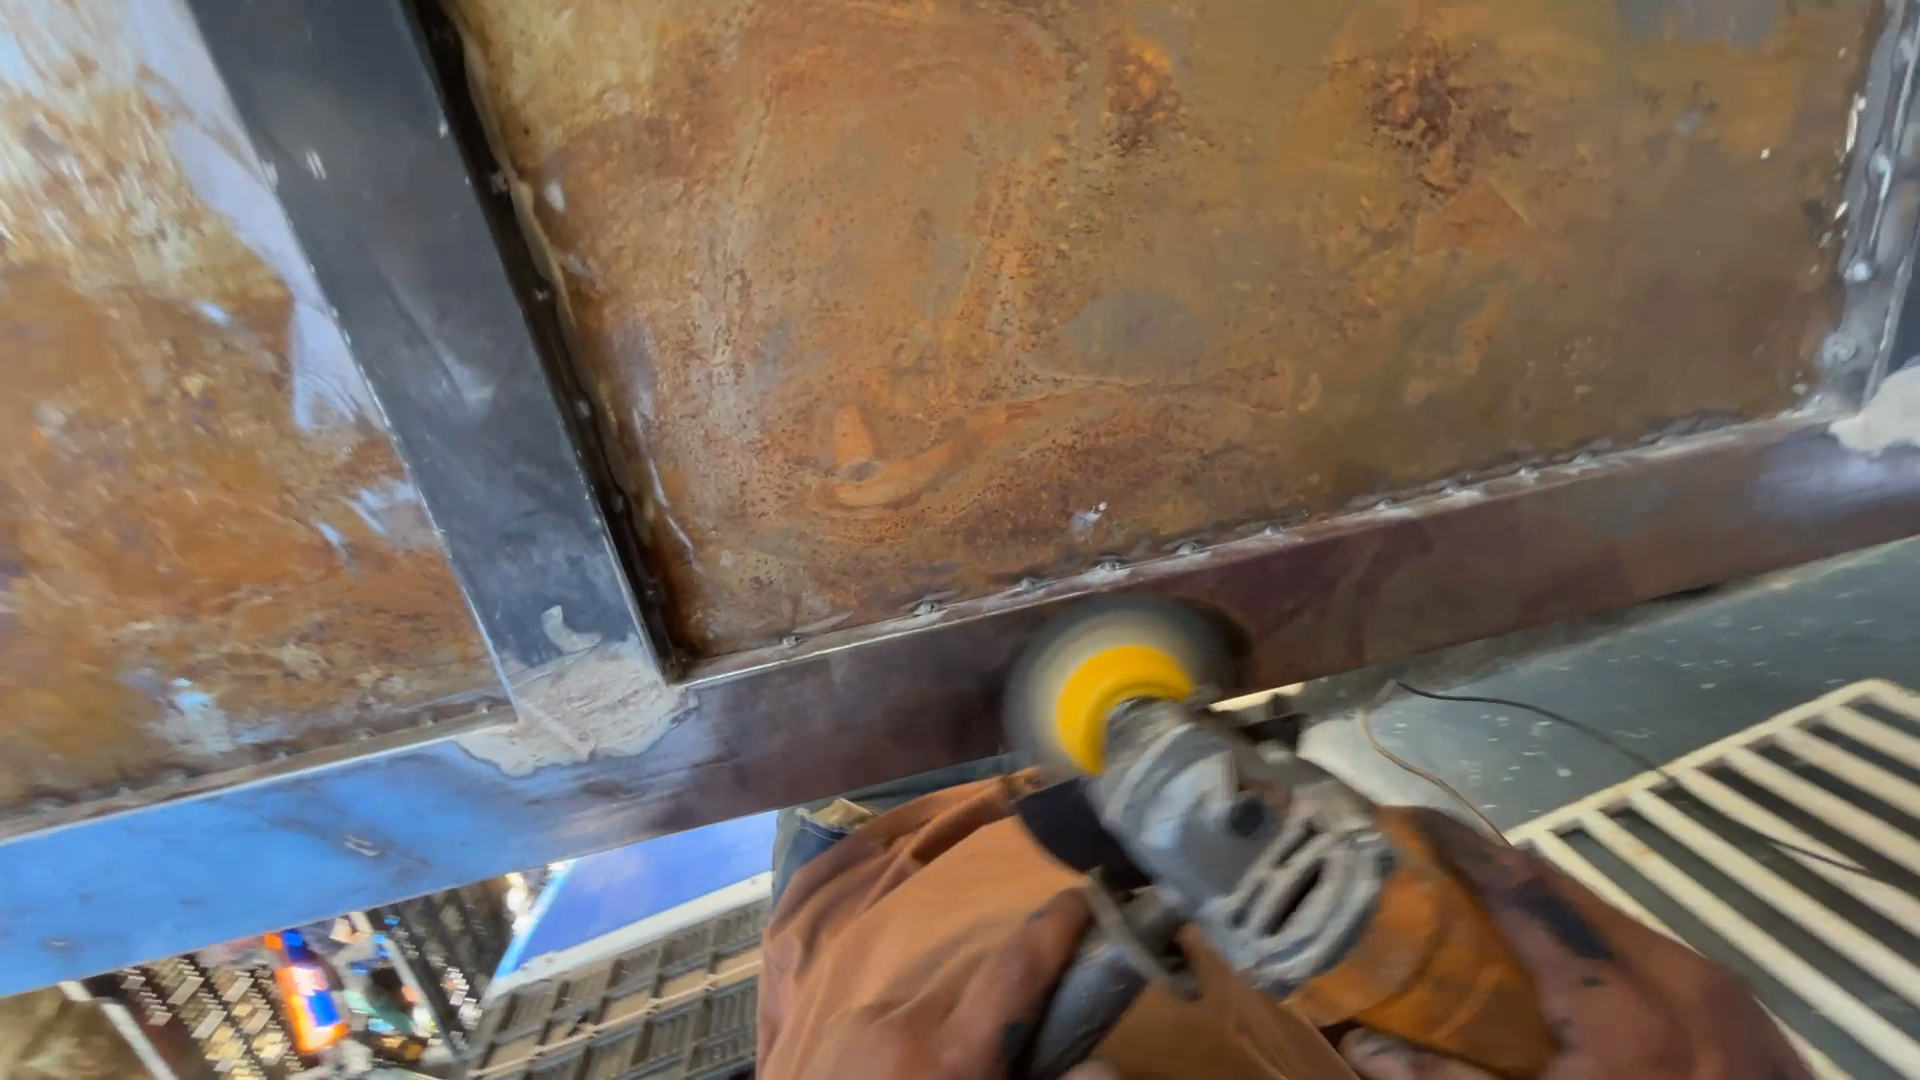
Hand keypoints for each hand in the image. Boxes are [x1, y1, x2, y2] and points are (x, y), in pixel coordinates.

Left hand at [795, 888, 1096, 1079]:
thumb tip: (1102, 1066)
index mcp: (947, 1059)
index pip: (1014, 969)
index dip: (1054, 928)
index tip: (1084, 897)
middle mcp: (903, 1023)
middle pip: (973, 986)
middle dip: (997, 1007)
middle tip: (1004, 1047)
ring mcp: (861, 1020)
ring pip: (930, 1004)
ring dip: (948, 1028)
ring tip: (942, 1076)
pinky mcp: (832, 1026)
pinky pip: (891, 1018)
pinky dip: (909, 1037)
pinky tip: (902, 1076)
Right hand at [1342, 808, 1813, 1079]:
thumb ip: (1444, 1079)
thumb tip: (1357, 1039)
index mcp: (1623, 1008)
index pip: (1519, 887)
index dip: (1454, 843)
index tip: (1398, 815)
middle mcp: (1674, 977)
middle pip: (1553, 883)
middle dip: (1478, 860)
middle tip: (1418, 856)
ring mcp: (1714, 987)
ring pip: (1593, 907)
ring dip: (1525, 893)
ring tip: (1468, 894)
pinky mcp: (1735, 1005)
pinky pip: (1631, 940)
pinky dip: (1573, 928)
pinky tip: (1545, 950)